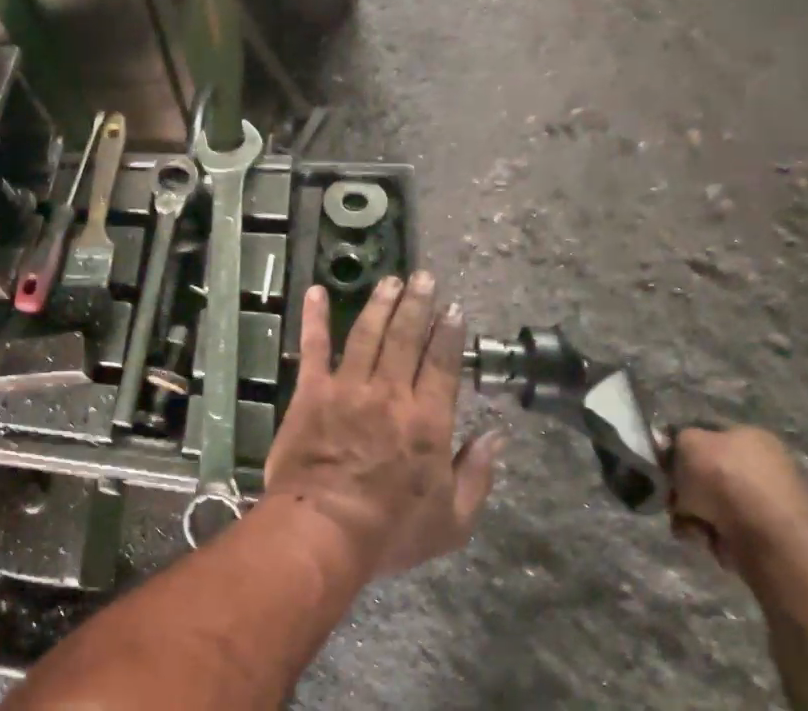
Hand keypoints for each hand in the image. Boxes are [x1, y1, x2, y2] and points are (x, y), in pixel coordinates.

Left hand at [263, 273, 502, 577]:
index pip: (442, 363)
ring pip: (366, 334)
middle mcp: (389, 394)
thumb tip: (496, 436)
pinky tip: (315, 291)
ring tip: (390, 280)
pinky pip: (313, 347)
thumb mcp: (454, 519)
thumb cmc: (390, 531)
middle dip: (416, 304)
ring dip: (379, 304)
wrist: (323, 529)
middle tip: (423, 277)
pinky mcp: (310, 392)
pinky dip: (313, 318)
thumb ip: (477, 474)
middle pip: (405, 338)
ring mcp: (347, 388)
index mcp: (427, 421)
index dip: (448, 332)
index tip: (452, 307)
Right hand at [671, 427, 807, 575]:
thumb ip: (677, 439)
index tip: (663, 464)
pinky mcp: (766, 532)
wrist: (765, 534)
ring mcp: (767, 500)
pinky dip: (707, 531)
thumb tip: (675, 449)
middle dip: (683, 486)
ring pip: (710, 501)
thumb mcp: (688, 442)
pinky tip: (701, 535)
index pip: (706, 435)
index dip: (679, 448)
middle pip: (706, 471)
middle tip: (671, 495)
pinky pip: (723, 526)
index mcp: (751, 436)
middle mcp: (763, 464)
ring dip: (691, 511)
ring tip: (685, 521)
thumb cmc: (724, 478)